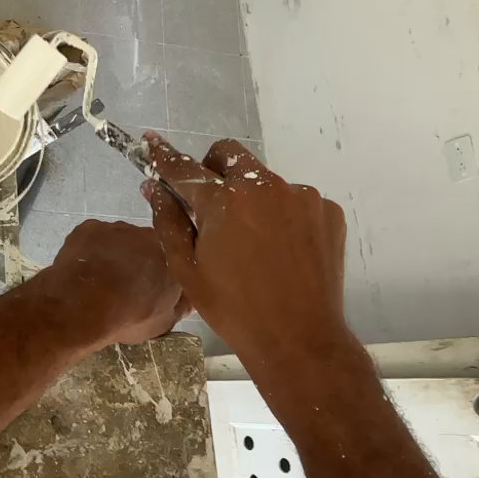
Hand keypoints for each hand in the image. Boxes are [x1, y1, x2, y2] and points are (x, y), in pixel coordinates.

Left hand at [40, 219, 189, 346]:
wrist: (81, 305)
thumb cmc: (128, 316)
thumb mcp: (163, 322)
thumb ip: (180, 306)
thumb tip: (190, 298)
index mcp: (171, 257)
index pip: (173, 260)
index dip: (161, 274)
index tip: (152, 287)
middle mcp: (147, 235)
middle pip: (145, 246)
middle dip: (139, 261)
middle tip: (126, 283)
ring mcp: (117, 228)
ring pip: (119, 239)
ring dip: (114, 254)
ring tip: (101, 278)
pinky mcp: (89, 227)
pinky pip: (94, 236)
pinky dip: (91, 249)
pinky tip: (84, 268)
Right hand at [139, 135, 367, 388]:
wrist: (298, 337)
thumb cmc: (232, 306)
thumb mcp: (186, 268)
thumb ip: (168, 221)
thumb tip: (153, 188)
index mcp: (223, 200)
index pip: (185, 168)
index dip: (164, 155)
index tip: (151, 141)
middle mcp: (264, 186)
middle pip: (230, 154)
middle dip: (214, 168)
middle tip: (209, 203)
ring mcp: (301, 196)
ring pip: (263, 180)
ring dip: (250, 197)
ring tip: (251, 241)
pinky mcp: (327, 211)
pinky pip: (293, 200)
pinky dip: (281, 215)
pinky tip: (280, 249)